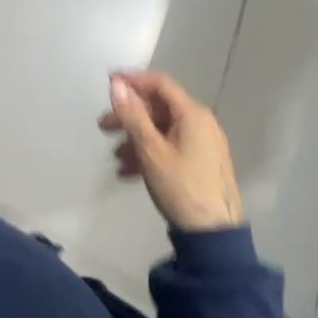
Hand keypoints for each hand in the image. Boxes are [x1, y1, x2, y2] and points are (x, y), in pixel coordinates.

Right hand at [100, 72, 243, 231]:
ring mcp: (203, 145)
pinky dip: (150, 153)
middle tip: (103, 127)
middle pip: (159, 108)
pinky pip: (171, 148)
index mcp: (193, 114)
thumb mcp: (151, 151)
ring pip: (163, 130)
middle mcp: (201, 124)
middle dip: (129, 116)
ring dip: (136, 139)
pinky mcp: (202, 164)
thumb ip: (132, 115)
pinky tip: (130, 172)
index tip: (108, 84)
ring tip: (116, 157)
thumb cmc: (181, 187)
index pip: (160, 84)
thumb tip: (116, 84)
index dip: (133, 80)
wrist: (213, 236)